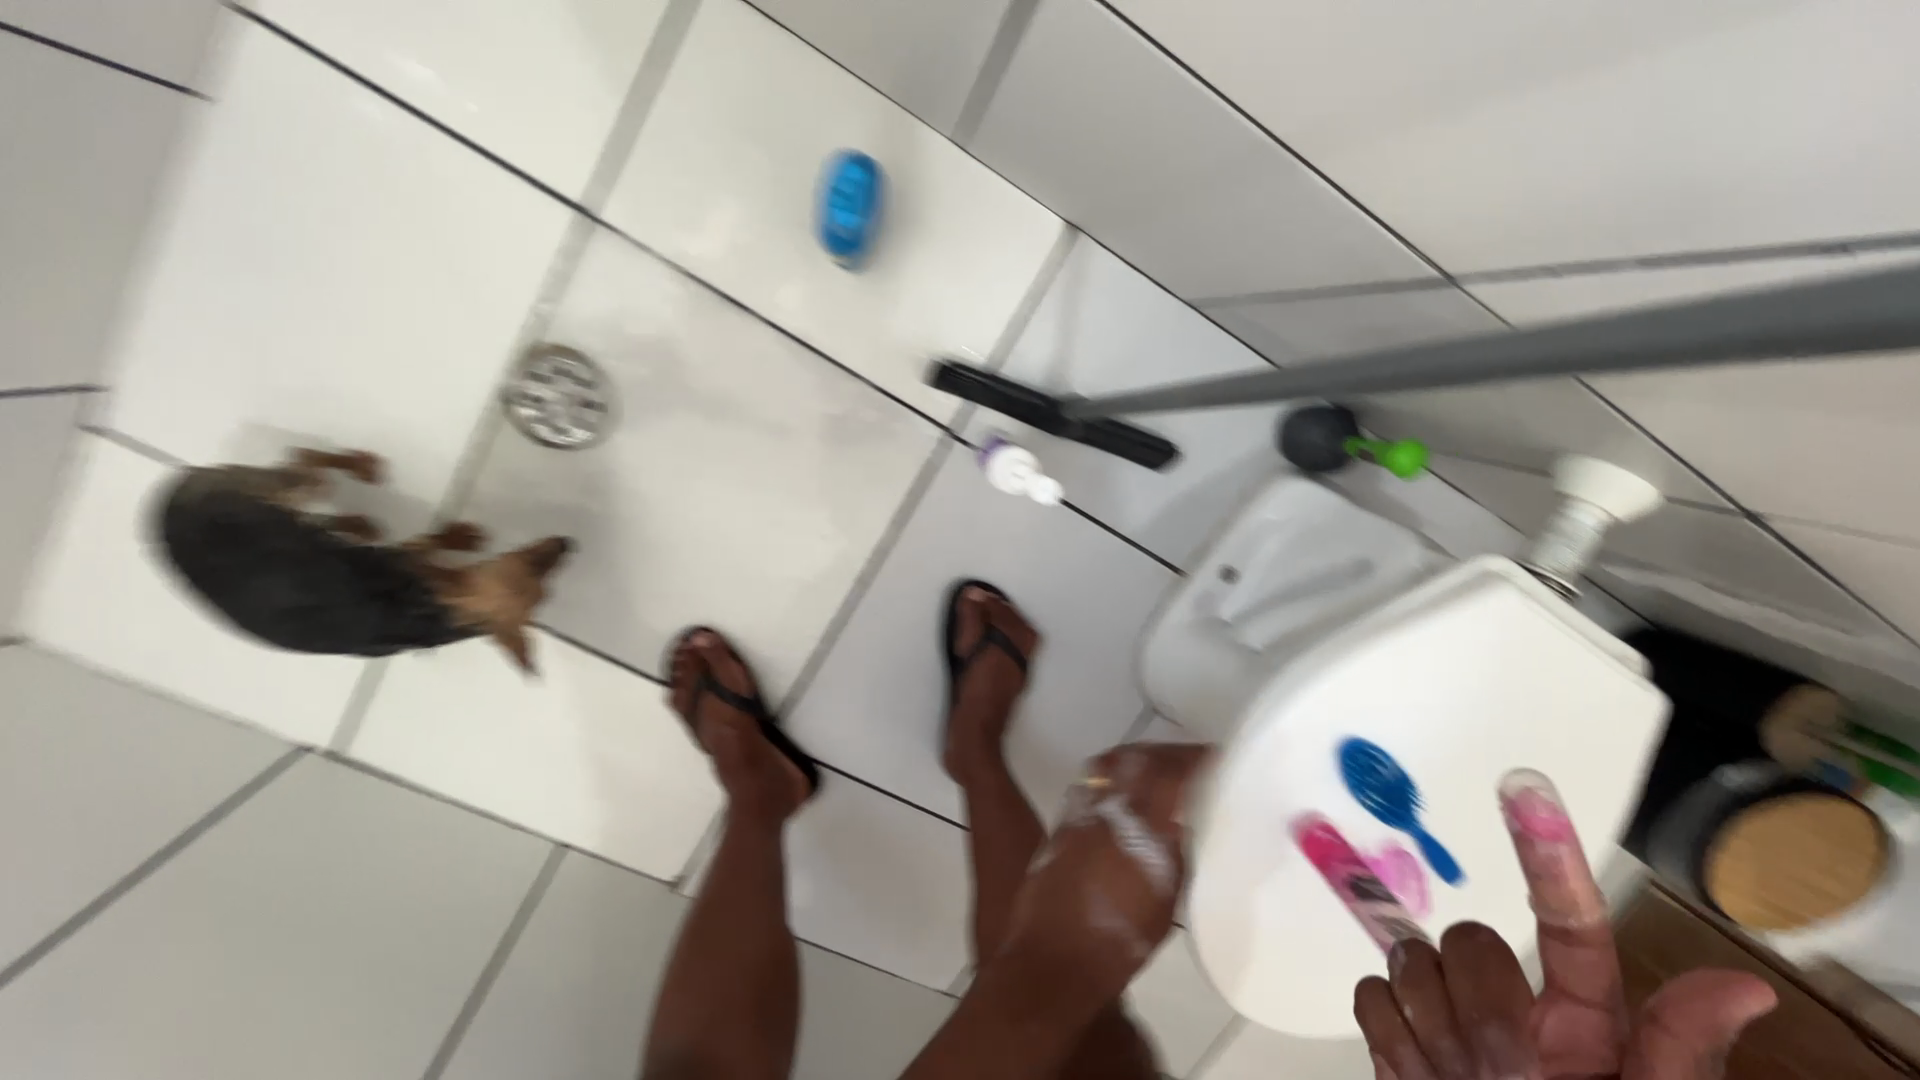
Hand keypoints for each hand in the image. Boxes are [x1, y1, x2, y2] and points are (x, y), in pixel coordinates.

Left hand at [997, 742, 1213, 1003]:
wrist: (1054, 958)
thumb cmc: (1119, 941)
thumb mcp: (1165, 903)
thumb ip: (1176, 856)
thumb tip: (1183, 824)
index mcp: (1140, 831)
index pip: (1170, 775)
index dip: (1194, 759)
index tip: (1214, 755)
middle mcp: (1107, 812)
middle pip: (1138, 759)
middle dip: (1167, 753)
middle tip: (1189, 759)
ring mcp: (1079, 814)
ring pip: (1108, 764)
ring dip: (1137, 757)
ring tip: (1158, 765)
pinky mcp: (1060, 824)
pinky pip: (1088, 782)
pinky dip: (1111, 774)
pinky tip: (1122, 787)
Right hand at [1354, 769, 1777, 1079]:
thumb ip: (1674, 1057)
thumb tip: (1743, 988)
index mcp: (1584, 1019)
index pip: (1565, 920)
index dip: (1545, 852)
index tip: (1525, 788)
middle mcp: (1511, 998)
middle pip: (1464, 940)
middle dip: (1477, 1004)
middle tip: (1501, 1073)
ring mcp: (1445, 1008)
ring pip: (1409, 961)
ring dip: (1433, 1028)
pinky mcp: (1391, 1021)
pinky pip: (1369, 992)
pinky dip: (1392, 1035)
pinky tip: (1424, 1071)